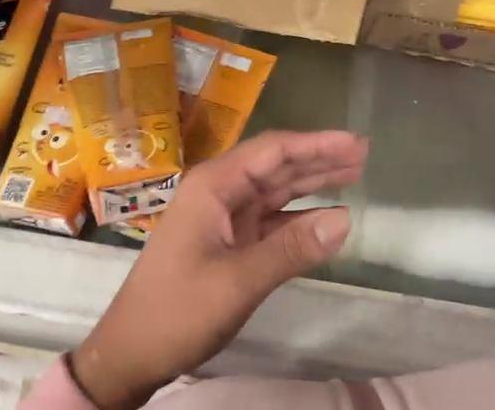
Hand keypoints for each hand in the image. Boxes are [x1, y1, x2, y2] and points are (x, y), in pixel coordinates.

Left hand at [71, 130, 368, 409]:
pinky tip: (328, 217)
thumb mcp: (238, 281)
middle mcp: (219, 191)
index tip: (353, 140)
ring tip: (355, 172)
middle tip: (364, 152)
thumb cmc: (177, 309)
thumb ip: (292, 249)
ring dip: (313, 182)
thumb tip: (346, 219)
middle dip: (319, 158)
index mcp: (214, 185)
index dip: (316, 144)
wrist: (130, 353)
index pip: (273, 151)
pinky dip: (300, 217)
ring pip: (276, 190)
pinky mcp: (227, 242)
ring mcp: (223, 217)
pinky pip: (271, 220)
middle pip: (277, 165)